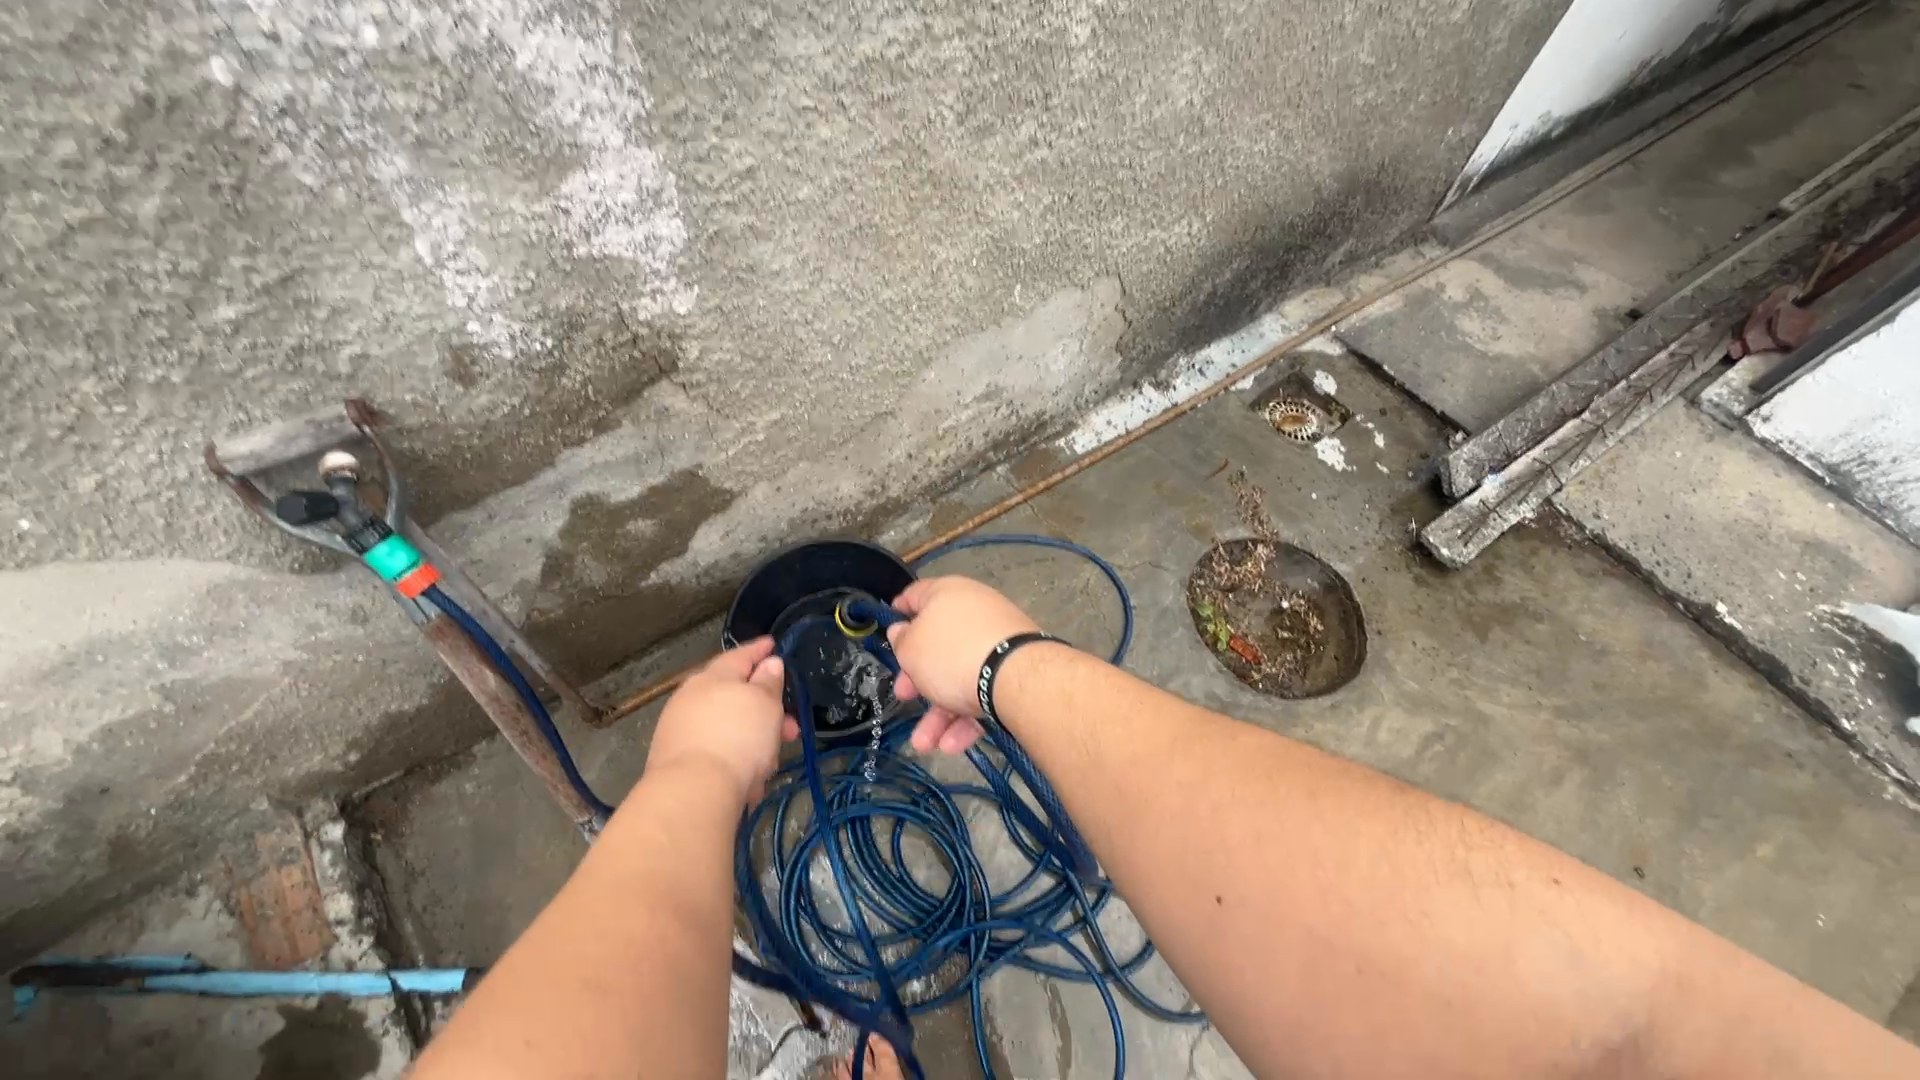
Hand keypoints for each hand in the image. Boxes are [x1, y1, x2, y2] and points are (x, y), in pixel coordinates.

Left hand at [647, 637, 797, 806]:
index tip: (773, 644)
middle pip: (735, 695)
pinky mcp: (677, 760)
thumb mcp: (766, 704)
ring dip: (752, 739)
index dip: (760, 650)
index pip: (741, 655)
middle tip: (791, 727)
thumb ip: (769, 681)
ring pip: (727, 727)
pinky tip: (749, 779)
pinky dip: (735, 758)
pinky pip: (716, 751)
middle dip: (766, 710)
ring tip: (771, 762)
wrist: (693, 791)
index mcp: (714, 676)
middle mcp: (692, 697)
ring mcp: (680, 729)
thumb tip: (769, 663)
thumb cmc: (738, 737)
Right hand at [886, 576, 1039, 754]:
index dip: (898, 612)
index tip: (888, 627)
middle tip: (904, 696)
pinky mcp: (1014, 671)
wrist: (1014, 677)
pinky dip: (966, 718)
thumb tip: (901, 630)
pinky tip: (951, 745)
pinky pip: (982, 692)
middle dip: (917, 679)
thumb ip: (901, 641)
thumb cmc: (951, 653)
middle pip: (937, 645)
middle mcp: (975, 613)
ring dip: (938, 714)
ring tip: (924, 744)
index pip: (916, 596)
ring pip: (959, 677)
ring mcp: (997, 643)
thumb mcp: (912, 649)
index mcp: (948, 594)